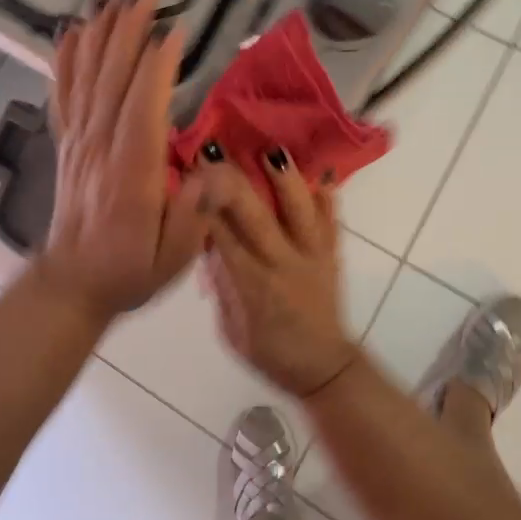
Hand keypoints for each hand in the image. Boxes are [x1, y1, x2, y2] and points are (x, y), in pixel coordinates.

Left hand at [40, 0, 208, 320]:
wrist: (74, 282)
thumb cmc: (133, 267)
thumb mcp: (176, 254)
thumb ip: (194, 211)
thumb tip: (210, 167)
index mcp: (131, 168)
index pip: (143, 103)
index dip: (158, 62)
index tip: (174, 25)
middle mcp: (100, 143)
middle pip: (113, 74)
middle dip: (128, 24)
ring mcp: (78, 139)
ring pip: (86, 73)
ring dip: (99, 28)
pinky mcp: (67, 142)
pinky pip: (63, 90)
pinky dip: (65, 56)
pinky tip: (70, 29)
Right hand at [203, 150, 360, 398]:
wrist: (324, 369)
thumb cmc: (269, 354)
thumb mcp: (231, 330)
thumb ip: (221, 287)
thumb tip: (207, 244)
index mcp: (253, 287)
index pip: (223, 239)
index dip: (204, 208)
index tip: (187, 178)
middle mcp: (283, 265)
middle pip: (256, 218)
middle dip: (233, 183)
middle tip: (214, 152)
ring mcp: (313, 258)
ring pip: (300, 212)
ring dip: (286, 180)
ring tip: (273, 150)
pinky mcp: (333, 256)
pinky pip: (332, 223)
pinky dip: (327, 198)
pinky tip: (321, 172)